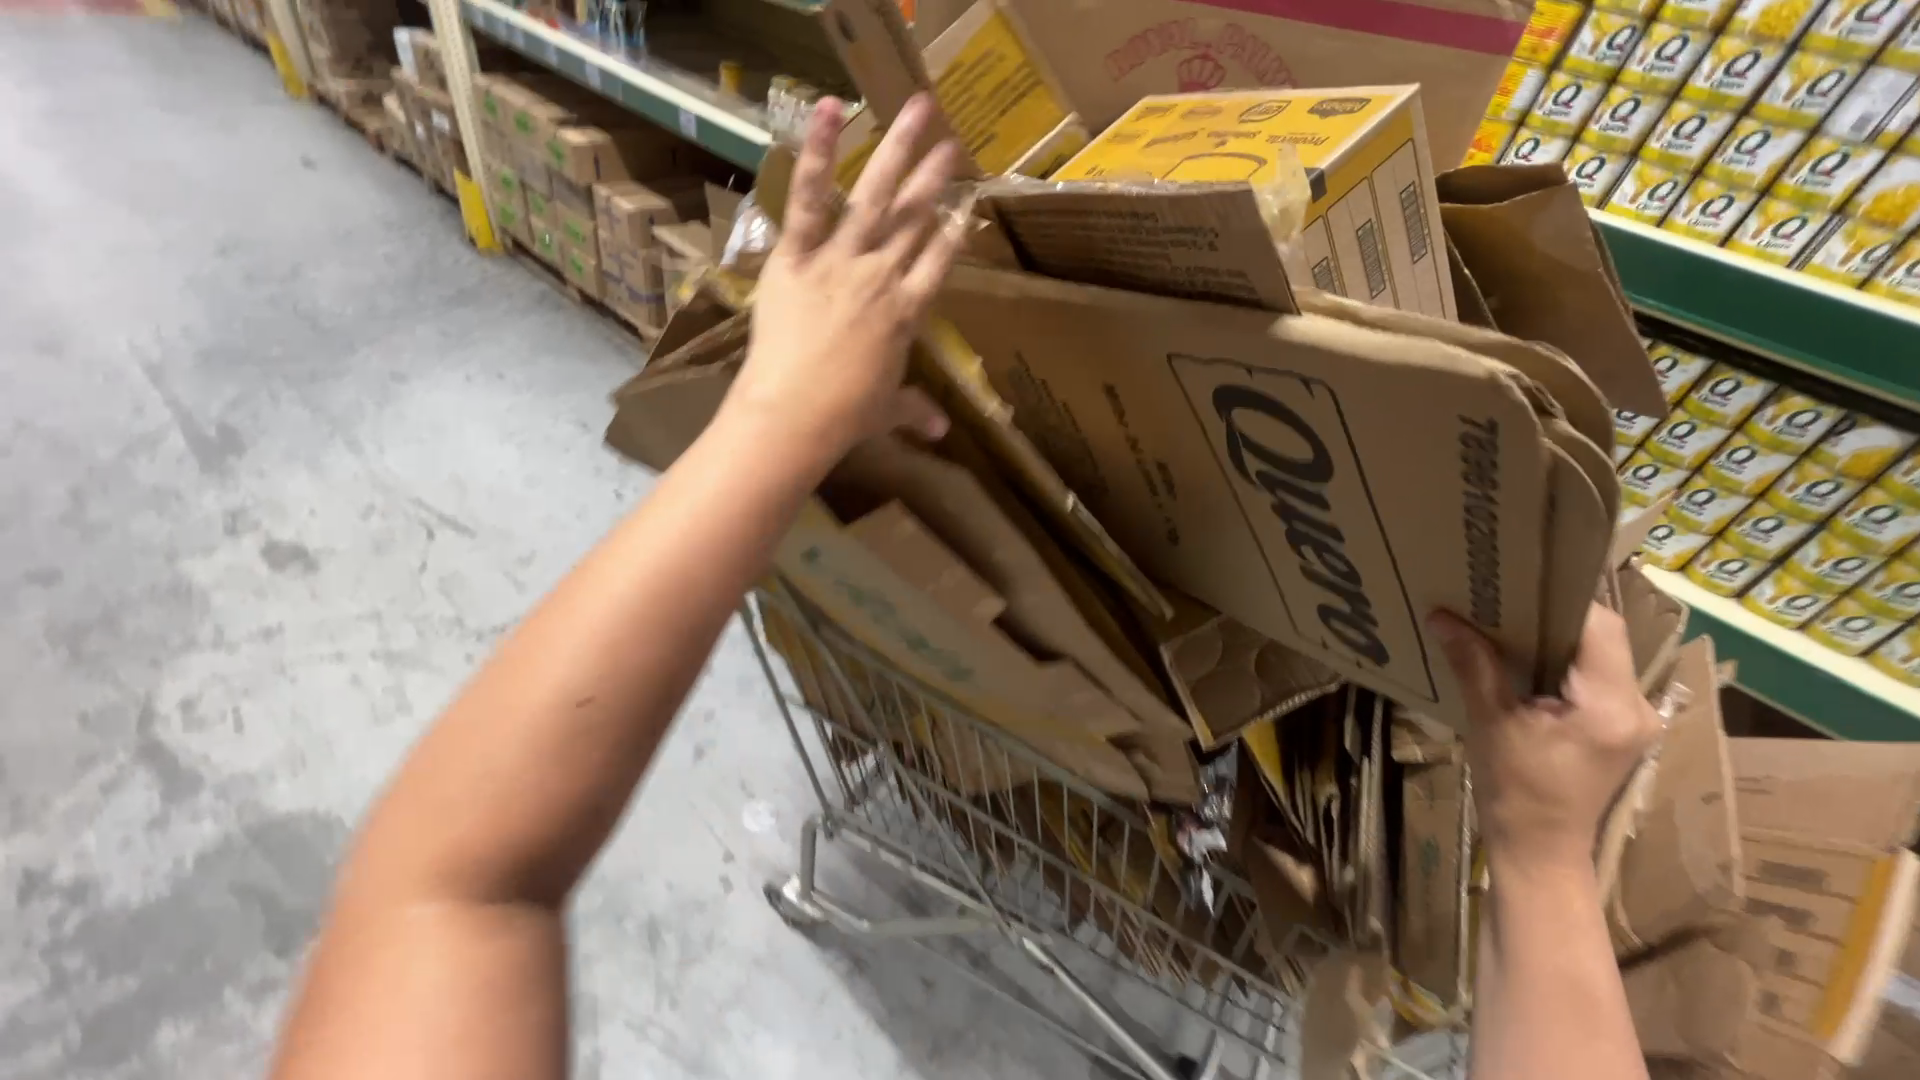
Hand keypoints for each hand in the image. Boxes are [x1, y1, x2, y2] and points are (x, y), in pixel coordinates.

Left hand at [722, 93, 965, 467]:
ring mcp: (841, 260)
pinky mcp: (797, 255)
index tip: (967, 204)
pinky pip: (808, 198)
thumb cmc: (845, 417)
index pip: (939, 261)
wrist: (795, 414)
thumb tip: (943, 432)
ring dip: (899, 149)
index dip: (955, 231)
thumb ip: (916, 412)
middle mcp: (882, 276)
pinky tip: (829, 109)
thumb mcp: (887, 412)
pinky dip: (816, 152)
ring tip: (918, 107)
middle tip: (951, 142)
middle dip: (936, 178)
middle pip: (916, 219)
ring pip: (876, 197)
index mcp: (908, 312)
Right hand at [1429, 603, 1660, 874]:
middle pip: (1602, 638)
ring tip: (1507, 629)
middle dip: (1552, 618)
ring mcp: (1636, 718)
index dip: (1559, 601)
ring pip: (1600, 657)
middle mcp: (1638, 706)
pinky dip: (1562, 664)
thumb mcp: (1490, 720)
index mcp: (1610, 705)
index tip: (1514, 587)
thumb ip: (1474, 664)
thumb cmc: (1514, 787)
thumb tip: (1443, 616)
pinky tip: (1524, 664)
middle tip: (1501, 602)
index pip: (1599, 628)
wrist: (1539, 847)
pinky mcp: (1621, 728)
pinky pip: (1595, 678)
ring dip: (1556, 640)